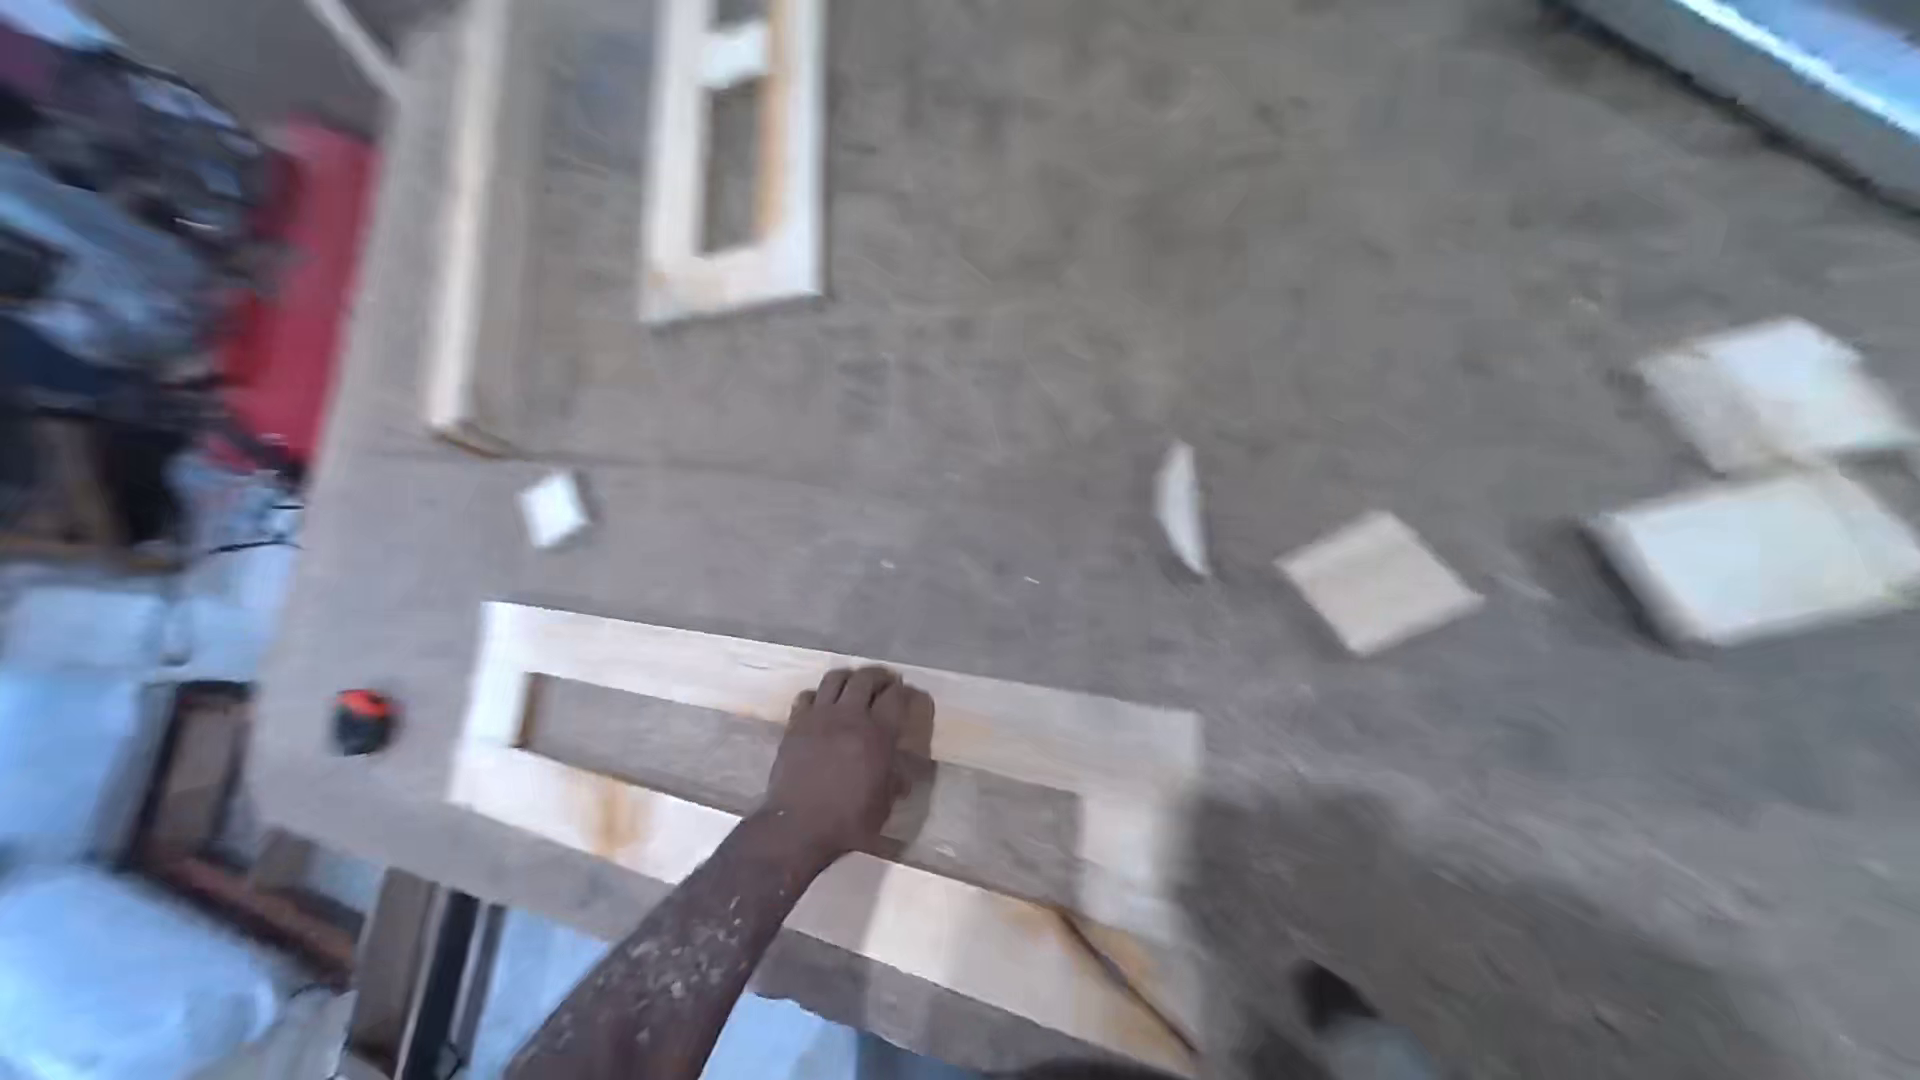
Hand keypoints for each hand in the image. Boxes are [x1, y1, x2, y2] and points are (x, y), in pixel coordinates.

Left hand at [760, 666, 931, 865]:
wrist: (797, 826)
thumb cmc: (848, 820)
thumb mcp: (883, 804)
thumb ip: (894, 782)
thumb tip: (901, 777)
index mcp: (878, 733)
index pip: (896, 697)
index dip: (905, 691)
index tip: (908, 693)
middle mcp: (850, 716)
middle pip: (866, 678)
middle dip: (880, 676)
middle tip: (885, 682)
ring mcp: (819, 716)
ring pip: (835, 678)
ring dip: (849, 677)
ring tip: (854, 684)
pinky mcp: (796, 724)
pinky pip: (806, 696)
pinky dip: (817, 695)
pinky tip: (821, 705)